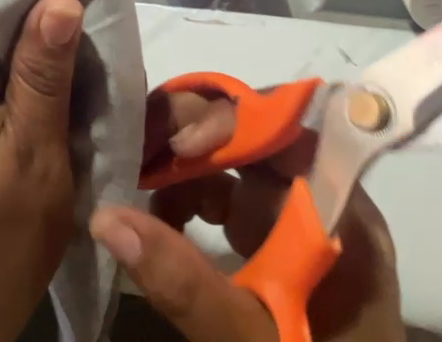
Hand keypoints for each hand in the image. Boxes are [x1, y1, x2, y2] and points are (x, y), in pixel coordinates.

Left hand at [0, 0, 85, 341]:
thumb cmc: (5, 235)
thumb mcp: (34, 153)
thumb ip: (44, 75)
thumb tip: (60, 0)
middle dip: (51, 26)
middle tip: (108, 36)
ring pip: (6, 46)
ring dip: (51, 53)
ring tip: (99, 64)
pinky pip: (5, 72)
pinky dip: (41, 77)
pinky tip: (75, 90)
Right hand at [94, 94, 405, 341]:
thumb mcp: (249, 340)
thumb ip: (184, 284)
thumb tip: (104, 217)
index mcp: (337, 217)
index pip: (287, 131)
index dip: (230, 121)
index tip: (173, 143)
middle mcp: (319, 203)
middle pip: (253, 134)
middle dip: (191, 132)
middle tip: (134, 146)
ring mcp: (293, 220)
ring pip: (232, 158)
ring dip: (179, 160)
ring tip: (132, 178)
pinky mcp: (270, 242)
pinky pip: (223, 193)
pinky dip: (183, 193)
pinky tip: (154, 219)